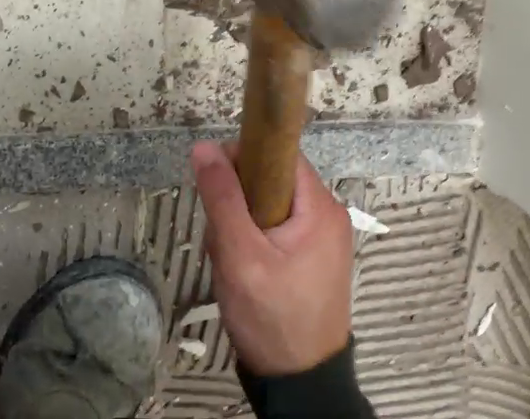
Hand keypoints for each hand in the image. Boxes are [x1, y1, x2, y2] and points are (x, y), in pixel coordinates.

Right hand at [191, 141, 353, 375]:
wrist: (299, 383)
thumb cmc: (272, 316)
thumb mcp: (239, 254)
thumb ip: (222, 197)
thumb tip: (203, 146)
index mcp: (320, 208)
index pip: (278, 152)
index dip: (242, 157)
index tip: (216, 183)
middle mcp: (326, 215)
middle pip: (269, 178)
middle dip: (236, 200)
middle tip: (223, 235)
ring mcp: (320, 239)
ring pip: (265, 204)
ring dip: (239, 225)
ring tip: (231, 259)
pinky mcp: (309, 257)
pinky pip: (271, 228)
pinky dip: (250, 242)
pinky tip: (241, 269)